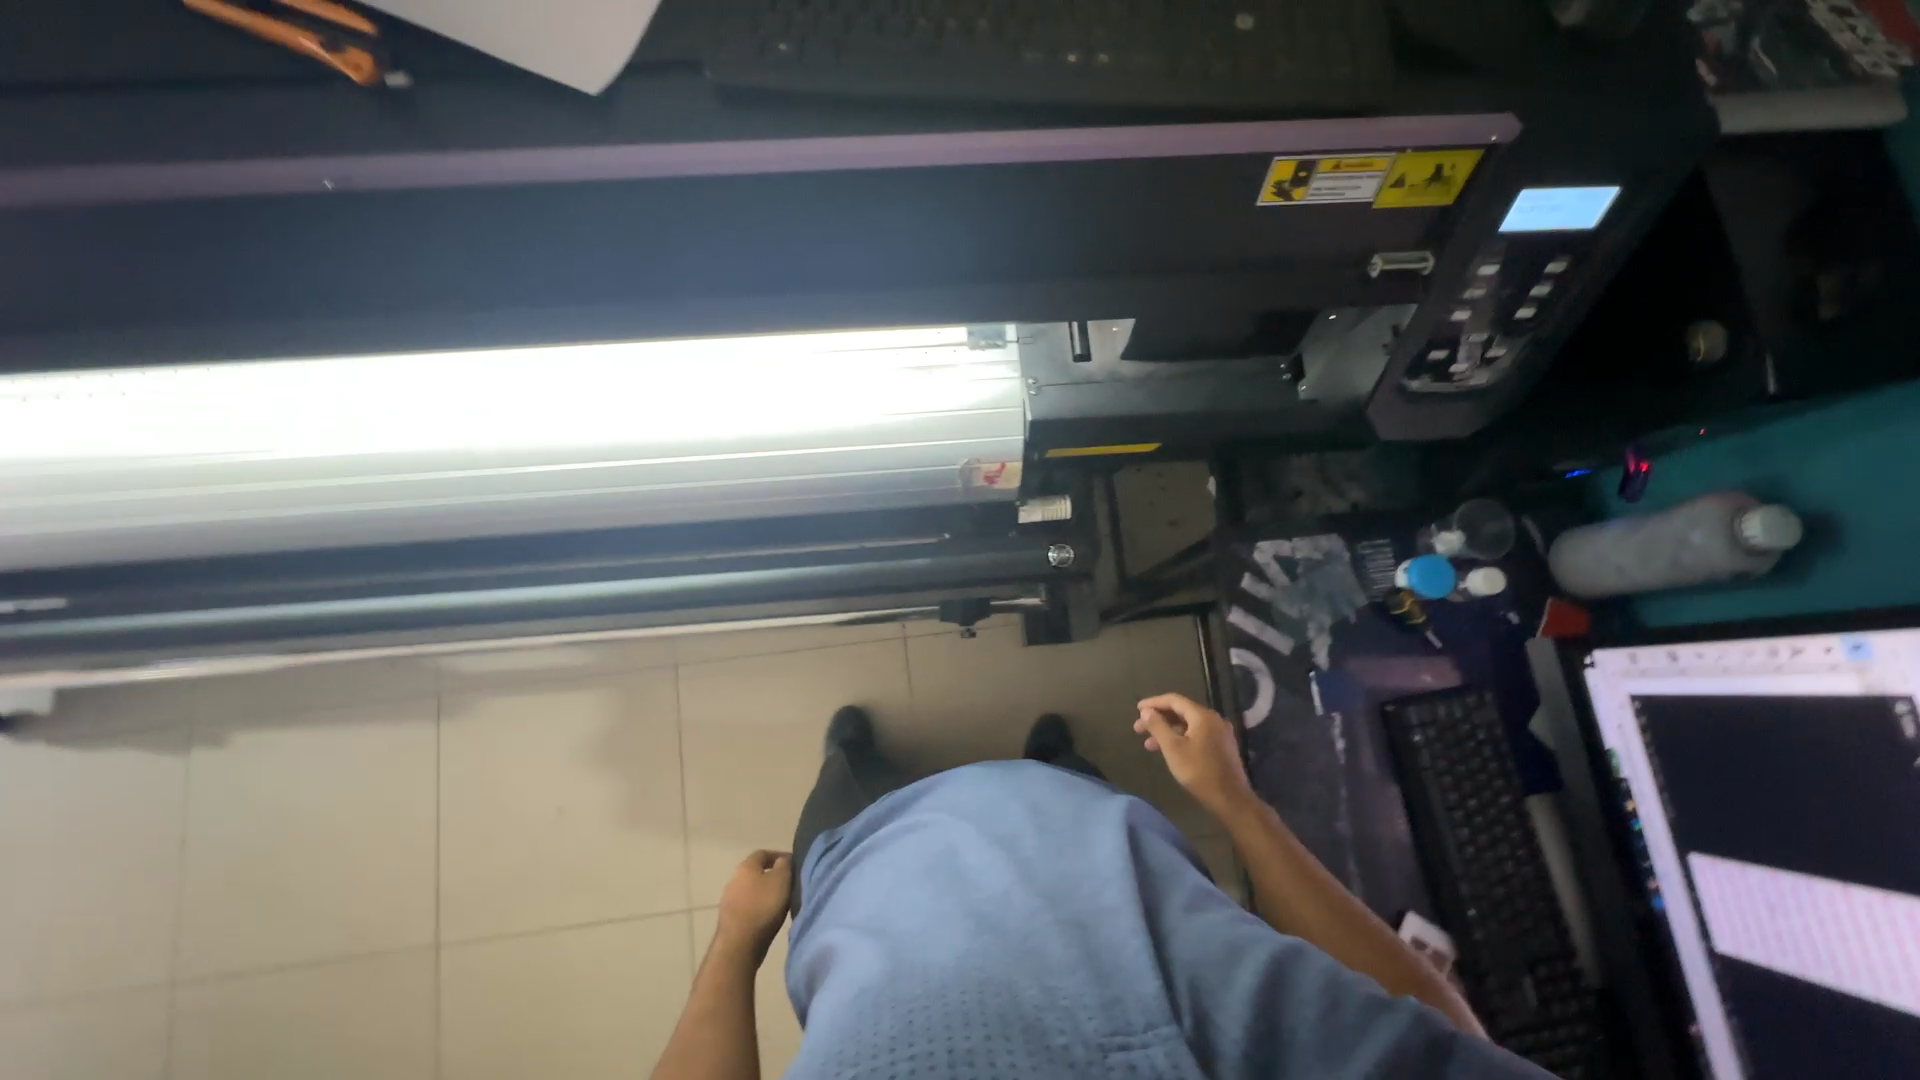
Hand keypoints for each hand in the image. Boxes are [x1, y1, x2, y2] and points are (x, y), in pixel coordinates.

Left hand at [714, 850, 792, 964]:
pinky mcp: (729, 919)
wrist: (739, 944)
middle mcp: (734, 880)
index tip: (793, 864)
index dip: (779, 855)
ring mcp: (729, 900)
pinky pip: (747, 906)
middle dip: (772, 876)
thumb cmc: (763, 907)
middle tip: (788, 883)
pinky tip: (768, 917)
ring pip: (751, 890)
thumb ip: (785, 865)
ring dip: (765, 893)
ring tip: (780, 902)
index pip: (763, 853)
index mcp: (746, 867)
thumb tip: (783, 859)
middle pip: (756, 872)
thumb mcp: (782, 880)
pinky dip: (758, 908)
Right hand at [1135, 693, 1254, 819]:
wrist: (1230, 799)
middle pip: (1181, 712)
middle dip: (1158, 719)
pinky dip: (1180, 738)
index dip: (1153, 702)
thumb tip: (1146, 711)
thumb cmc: (1198, 771)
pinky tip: (1169, 750)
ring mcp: (1220, 733)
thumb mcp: (1172, 748)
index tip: (1137, 709)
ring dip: (1168, 731)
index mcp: (1203, 715)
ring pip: (1188, 725)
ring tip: (1149, 745)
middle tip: (1139, 729)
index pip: (1174, 700)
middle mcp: (1214, 719)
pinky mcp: (1222, 746)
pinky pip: (1197, 735)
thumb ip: (1158, 726)